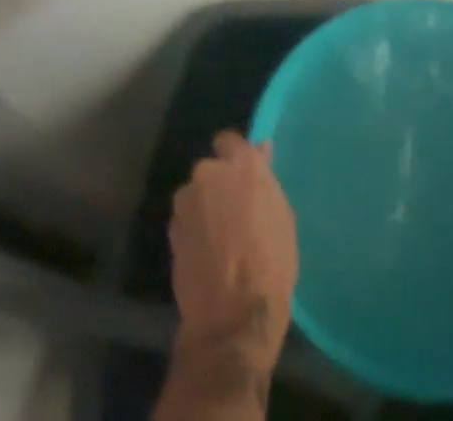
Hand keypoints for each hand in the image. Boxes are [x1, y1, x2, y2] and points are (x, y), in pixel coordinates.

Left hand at [168, 131, 298, 368]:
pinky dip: (195, 228)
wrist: (233, 312)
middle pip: (211, 170)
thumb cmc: (272, 260)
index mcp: (241, 165)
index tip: (245, 174)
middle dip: (219, 184)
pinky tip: (209, 251)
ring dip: (205, 207)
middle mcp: (207, 175)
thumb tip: (259, 152)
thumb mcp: (282, 215)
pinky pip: (186, 219)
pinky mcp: (170, 230)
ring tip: (222, 236)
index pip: (229, 141)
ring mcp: (184, 203)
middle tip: (237, 210)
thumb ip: (264, 180)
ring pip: (196, 196)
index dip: (236, 155)